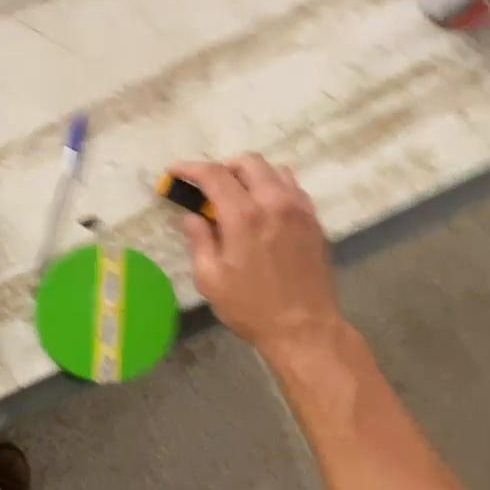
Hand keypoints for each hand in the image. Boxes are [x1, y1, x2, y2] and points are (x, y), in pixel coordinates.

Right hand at [173, 154, 344, 362]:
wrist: (303, 326)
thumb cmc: (249, 307)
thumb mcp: (210, 279)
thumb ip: (199, 241)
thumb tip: (192, 217)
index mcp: (244, 217)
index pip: (215, 175)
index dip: (191, 168)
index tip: (174, 171)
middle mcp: (275, 203)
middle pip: (249, 162)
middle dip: (223, 167)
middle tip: (207, 189)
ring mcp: (300, 209)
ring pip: (275, 171)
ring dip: (250, 176)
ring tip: (236, 198)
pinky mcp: (314, 220)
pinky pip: (293, 188)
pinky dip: (273, 188)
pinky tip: (262, 210)